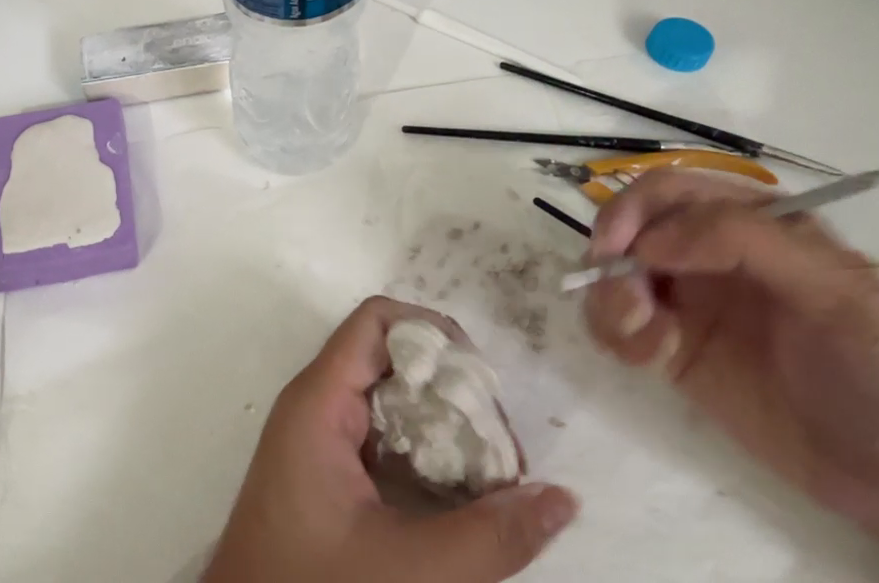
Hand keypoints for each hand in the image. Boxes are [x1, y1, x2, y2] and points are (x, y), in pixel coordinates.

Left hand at [204, 296, 578, 582]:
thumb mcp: (408, 570)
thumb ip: (489, 537)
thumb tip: (562, 498)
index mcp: (319, 403)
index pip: (377, 321)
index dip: (434, 336)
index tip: (481, 389)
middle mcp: (317, 407)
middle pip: (393, 360)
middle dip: (453, 394)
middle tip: (501, 453)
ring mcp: (321, 440)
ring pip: (393, 403)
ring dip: (445, 431)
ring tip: (493, 481)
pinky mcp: (328, 473)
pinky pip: (385, 441)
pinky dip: (426, 459)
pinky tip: (461, 503)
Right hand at [583, 170, 878, 580]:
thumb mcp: (834, 291)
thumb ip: (745, 242)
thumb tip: (649, 241)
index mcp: (756, 223)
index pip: (671, 191)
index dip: (634, 211)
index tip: (619, 253)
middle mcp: (712, 252)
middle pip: (629, 227)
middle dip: (612, 257)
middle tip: (627, 305)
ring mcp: (689, 300)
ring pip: (612, 273)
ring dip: (608, 299)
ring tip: (641, 342)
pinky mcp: (670, 346)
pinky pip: (615, 322)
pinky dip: (613, 334)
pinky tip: (649, 360)